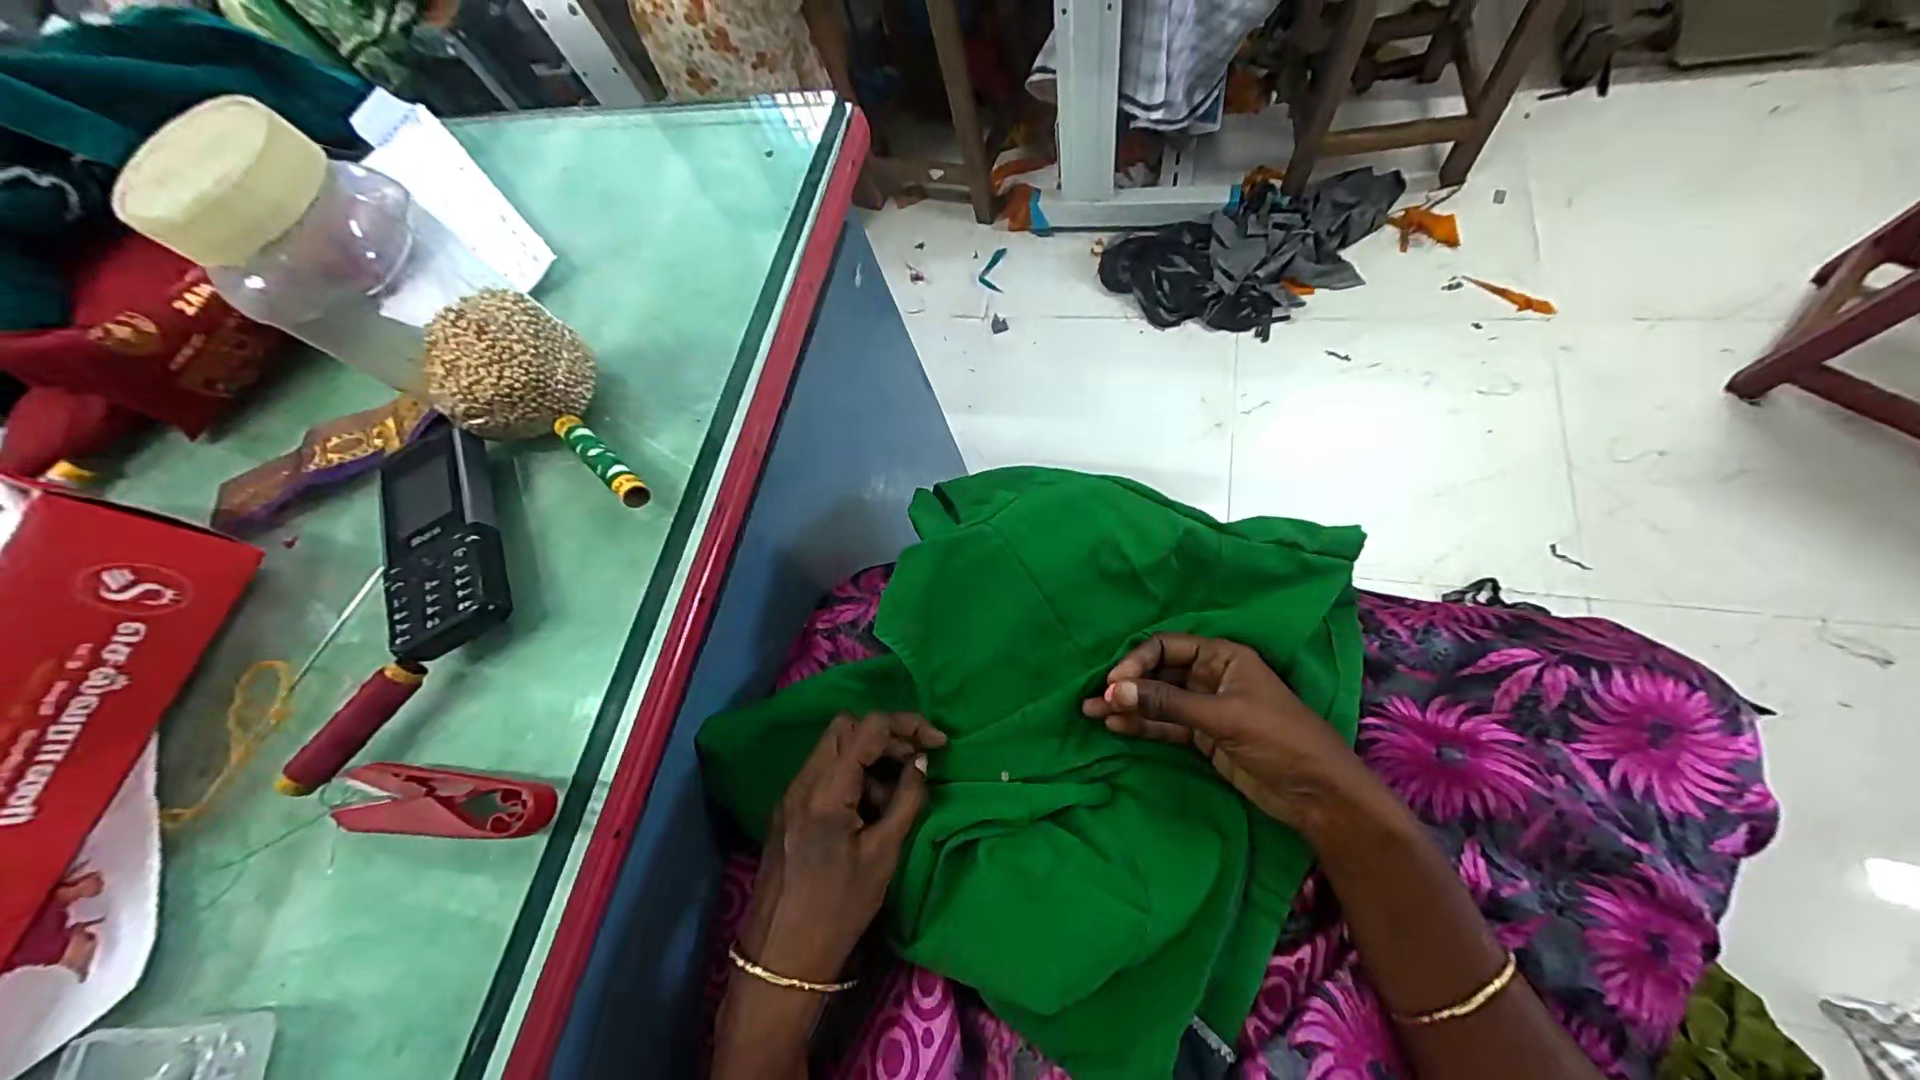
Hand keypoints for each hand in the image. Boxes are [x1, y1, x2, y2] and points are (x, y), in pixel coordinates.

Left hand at [740, 712, 946, 983]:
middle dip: (887, 736)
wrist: (781, 955)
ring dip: (871, 758)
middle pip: (846, 727)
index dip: (908, 726)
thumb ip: (905, 800)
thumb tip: (920, 762)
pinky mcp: (791, 808)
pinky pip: (826, 772)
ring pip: (835, 748)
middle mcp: (803, 782)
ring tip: (896, 797)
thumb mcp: (883, 854)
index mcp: (827, 792)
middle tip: (916, 761)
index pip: (867, 728)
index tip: (938, 743)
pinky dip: (854, 776)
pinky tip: (872, 810)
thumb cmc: (838, 909)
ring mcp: (792, 793)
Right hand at [1081, 633, 1377, 833]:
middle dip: (1127, 685)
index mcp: (1222, 657)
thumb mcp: (1222, 716)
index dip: (1137, 661)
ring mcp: (1205, 707)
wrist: (1318, 796)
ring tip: (1092, 713)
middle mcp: (1210, 676)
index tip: (1114, 683)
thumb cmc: (1279, 739)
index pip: (1167, 648)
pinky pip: (1165, 724)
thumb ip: (1167, 702)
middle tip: (1094, 700)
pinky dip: (1142, 725)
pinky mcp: (1203, 736)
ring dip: (1128, 706)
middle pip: (1159, 673)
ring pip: (1158, 700)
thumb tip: (1114, 689)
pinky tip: (1116, 726)